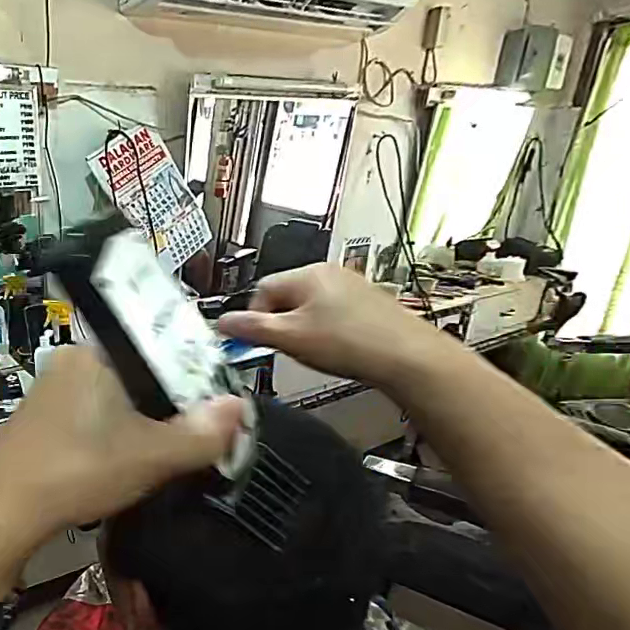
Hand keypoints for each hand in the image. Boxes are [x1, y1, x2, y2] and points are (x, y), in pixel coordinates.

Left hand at [0, 348, 242, 598]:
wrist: (1, 515)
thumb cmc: (78, 472)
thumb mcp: (151, 457)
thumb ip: (201, 433)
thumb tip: (239, 408)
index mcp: (99, 351)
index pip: (164, 348)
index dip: (195, 379)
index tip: (211, 411)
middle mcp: (74, 358)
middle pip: (144, 372)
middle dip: (170, 405)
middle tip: (189, 439)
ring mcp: (53, 386)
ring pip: (119, 395)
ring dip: (144, 422)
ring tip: (159, 454)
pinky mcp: (42, 414)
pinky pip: (95, 411)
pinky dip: (116, 431)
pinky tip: (119, 460)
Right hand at [217, 264, 459, 394]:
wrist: (406, 356)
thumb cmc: (352, 342)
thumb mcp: (290, 338)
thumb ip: (252, 329)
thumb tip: (224, 322)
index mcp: (307, 274)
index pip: (262, 290)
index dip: (254, 318)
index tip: (255, 341)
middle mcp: (330, 273)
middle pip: (287, 297)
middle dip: (281, 324)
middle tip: (286, 348)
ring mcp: (352, 287)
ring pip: (311, 307)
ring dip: (305, 329)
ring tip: (316, 352)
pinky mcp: (369, 304)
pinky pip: (335, 315)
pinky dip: (329, 332)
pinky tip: (338, 350)